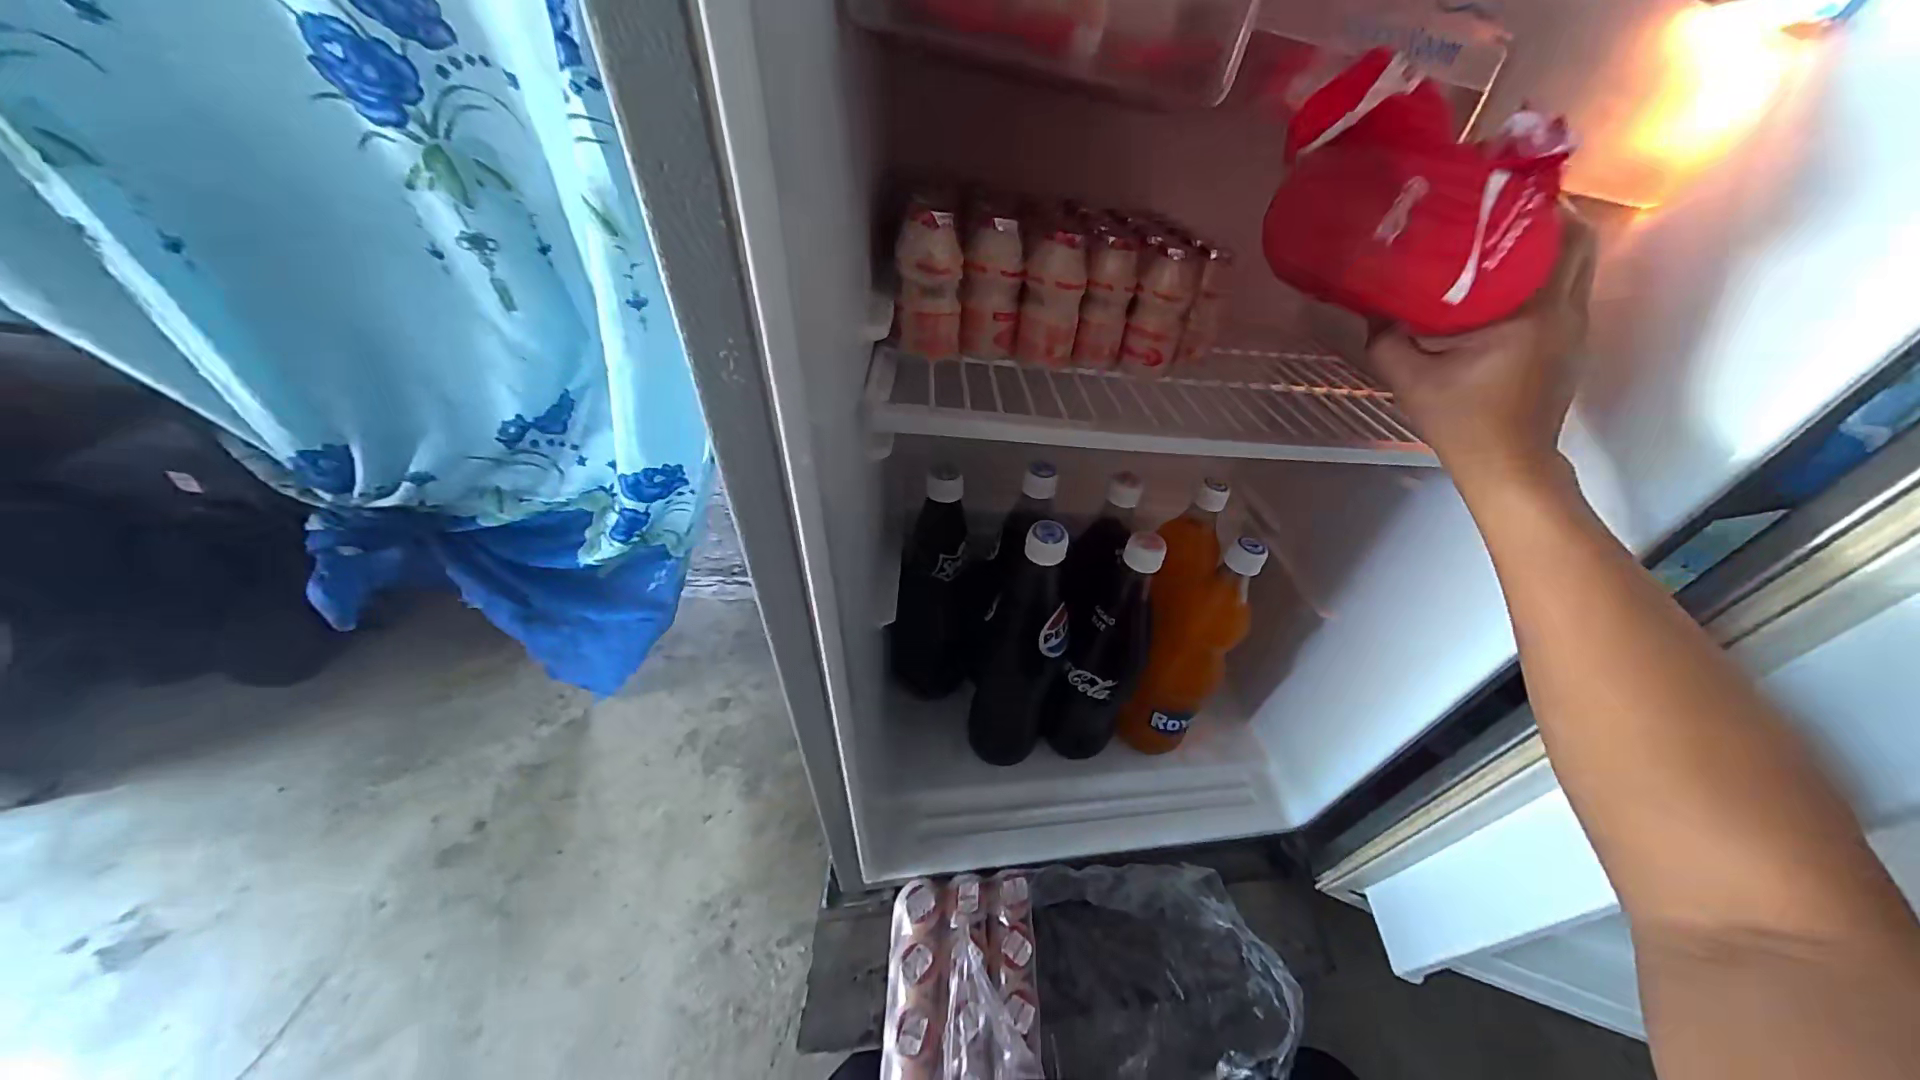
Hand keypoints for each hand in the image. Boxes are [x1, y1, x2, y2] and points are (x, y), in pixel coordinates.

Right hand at [1366, 207, 1597, 497]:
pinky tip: (1502, 285)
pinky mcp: (1570, 344)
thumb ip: (1387, 340)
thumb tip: (1370, 309)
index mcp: (1534, 312)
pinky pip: (1564, 290)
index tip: (1502, 188)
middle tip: (1498, 210)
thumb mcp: (1410, 380)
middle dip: (1545, 217)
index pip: (1558, 236)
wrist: (1507, 464)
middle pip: (1578, 241)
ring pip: (1575, 265)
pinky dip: (1542, 275)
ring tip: (1496, 241)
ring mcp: (1575, 328)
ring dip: (1545, 246)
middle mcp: (1567, 311)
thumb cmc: (1462, 421)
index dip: (1537, 204)